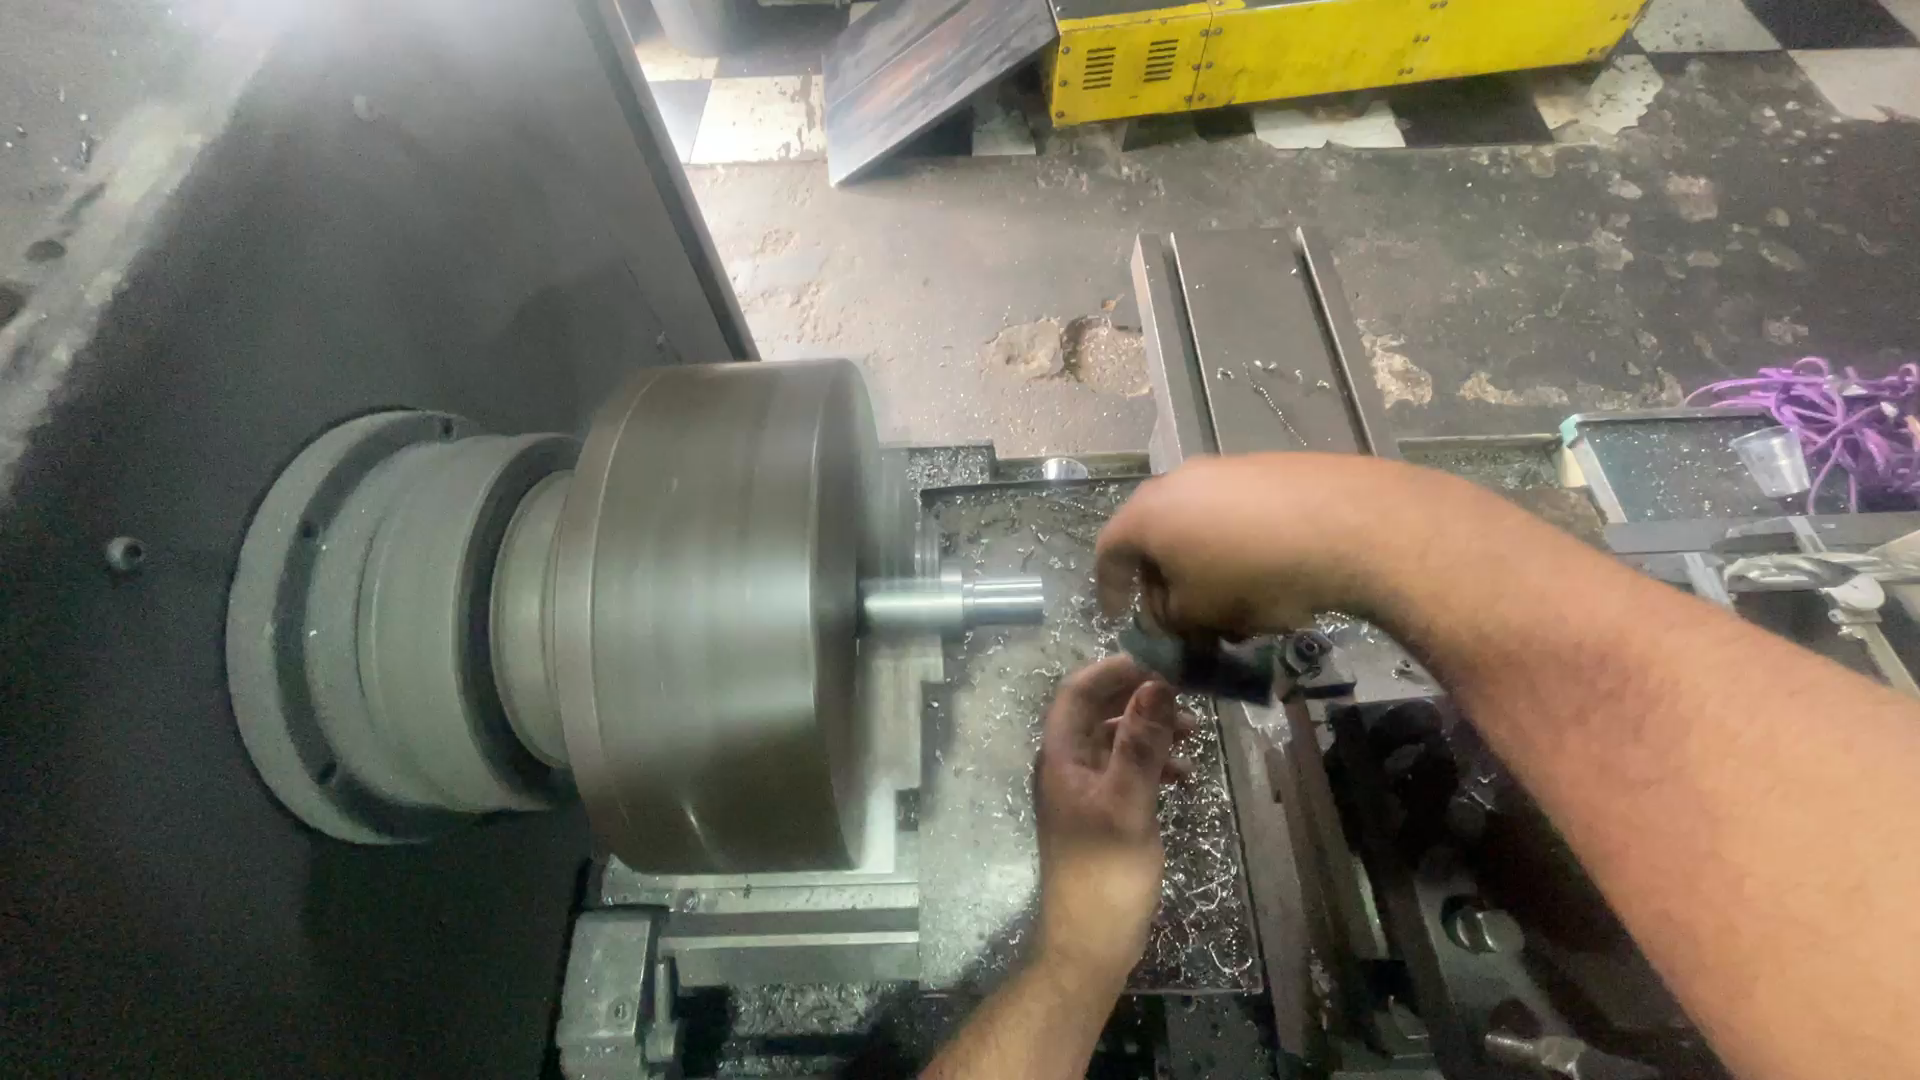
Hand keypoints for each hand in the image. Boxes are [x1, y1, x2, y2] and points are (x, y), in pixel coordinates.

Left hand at [1034, 657, 1193, 989]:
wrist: (1089, 945)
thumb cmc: (1104, 874)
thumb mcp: (1127, 804)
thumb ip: (1140, 744)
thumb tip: (1156, 684)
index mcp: (1060, 755)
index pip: (1077, 692)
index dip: (1113, 671)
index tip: (1158, 664)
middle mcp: (1067, 764)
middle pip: (1099, 712)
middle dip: (1140, 700)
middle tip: (1186, 699)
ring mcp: (1084, 788)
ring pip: (1117, 740)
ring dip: (1152, 731)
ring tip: (1194, 736)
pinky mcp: (1102, 810)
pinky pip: (1127, 770)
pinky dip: (1154, 764)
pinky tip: (1184, 778)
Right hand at [1094, 453, 1440, 635]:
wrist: (1348, 525)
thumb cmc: (1252, 575)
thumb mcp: (1197, 613)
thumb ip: (1168, 618)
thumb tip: (1169, 613)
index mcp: (1146, 513)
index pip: (1108, 552)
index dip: (1109, 588)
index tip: (1118, 614)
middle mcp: (1177, 481)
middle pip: (1154, 536)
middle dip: (1162, 580)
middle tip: (1178, 615)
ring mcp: (1225, 469)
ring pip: (1198, 525)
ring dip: (1202, 565)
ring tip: (1230, 602)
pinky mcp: (1269, 469)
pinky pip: (1235, 513)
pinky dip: (1236, 545)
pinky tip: (1266, 573)